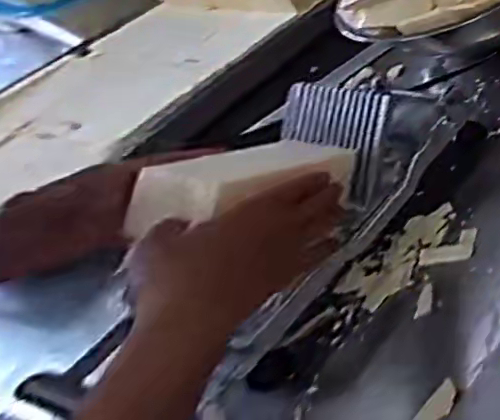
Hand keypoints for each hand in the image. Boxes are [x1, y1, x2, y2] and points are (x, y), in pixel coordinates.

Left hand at [0, 152, 206, 288]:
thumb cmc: (1, 233)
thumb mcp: (35, 213)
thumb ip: (73, 198)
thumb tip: (110, 188)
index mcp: (101, 181)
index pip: (155, 164)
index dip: (189, 159)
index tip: (222, 154)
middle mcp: (111, 193)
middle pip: (163, 181)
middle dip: (197, 177)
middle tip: (234, 180)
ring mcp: (107, 215)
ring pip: (156, 203)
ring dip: (183, 203)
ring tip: (216, 207)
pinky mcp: (101, 238)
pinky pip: (143, 228)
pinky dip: (164, 228)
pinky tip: (178, 238)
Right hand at [125, 174, 342, 336]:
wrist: (188, 325)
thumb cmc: (174, 279)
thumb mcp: (158, 244)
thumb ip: (169, 228)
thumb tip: (173, 224)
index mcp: (258, 208)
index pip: (296, 186)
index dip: (313, 179)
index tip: (323, 175)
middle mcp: (281, 226)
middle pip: (318, 203)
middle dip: (332, 194)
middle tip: (338, 188)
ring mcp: (286, 254)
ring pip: (323, 228)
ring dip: (335, 217)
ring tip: (341, 212)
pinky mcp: (283, 280)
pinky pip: (315, 258)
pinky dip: (328, 249)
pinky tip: (333, 246)